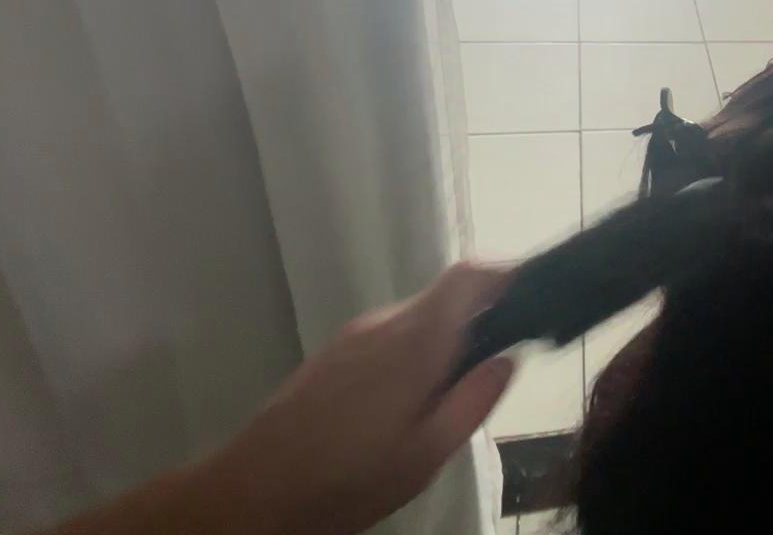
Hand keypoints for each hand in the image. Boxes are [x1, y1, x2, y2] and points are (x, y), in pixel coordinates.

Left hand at [203, 263, 514, 534]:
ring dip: (441, 342)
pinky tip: (398, 406)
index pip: (468, 275)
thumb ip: (474, 400)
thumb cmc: (347, 480)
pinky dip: (411, 353)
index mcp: (417, 339)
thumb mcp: (426, 453)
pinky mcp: (334, 352)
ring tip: (438, 400)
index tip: (528, 292)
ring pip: (417, 319)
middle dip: (475, 322)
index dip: (503, 272)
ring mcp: (356, 334)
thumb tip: (509, 358)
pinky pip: (390, 335)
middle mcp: (387, 322)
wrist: (244, 499)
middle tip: (485, 371)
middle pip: (446, 298)